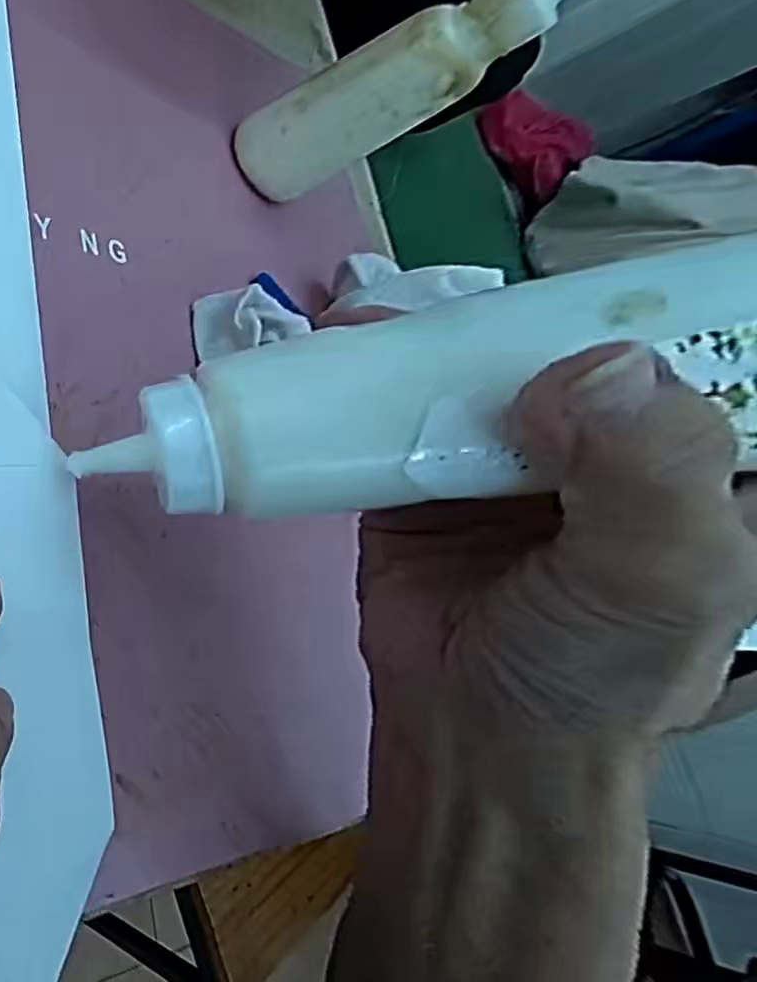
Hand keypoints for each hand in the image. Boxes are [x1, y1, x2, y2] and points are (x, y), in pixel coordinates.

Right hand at [357, 342, 756, 740]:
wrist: (465, 720)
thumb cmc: (589, 664)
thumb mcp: (656, 579)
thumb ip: (647, 475)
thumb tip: (589, 362)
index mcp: (684, 466)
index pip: (674, 367)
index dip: (629, 317)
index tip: (565, 292)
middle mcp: (588, 456)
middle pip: (542, 365)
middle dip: (490, 329)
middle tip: (427, 310)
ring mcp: (487, 469)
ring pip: (455, 390)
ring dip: (407, 357)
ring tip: (358, 327)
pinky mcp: (406, 487)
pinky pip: (382, 432)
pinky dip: (352, 403)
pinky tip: (327, 377)